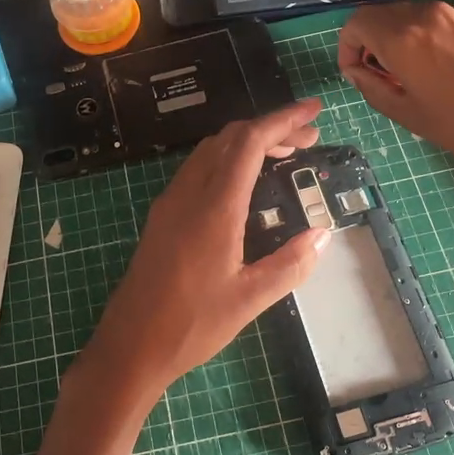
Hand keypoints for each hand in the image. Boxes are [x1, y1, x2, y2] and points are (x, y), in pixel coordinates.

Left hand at [84, 98, 330, 398]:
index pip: (250, 142)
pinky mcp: (163, 215)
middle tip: (308, 137)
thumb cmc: (191, 324)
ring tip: (284, 154)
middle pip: (230, 138)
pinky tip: (245, 182)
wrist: (130, 344)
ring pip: (211, 150)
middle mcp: (190, 193)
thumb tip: (324, 235)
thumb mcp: (250, 299)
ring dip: (248, 142)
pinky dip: (228, 159)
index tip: (313, 110)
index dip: (283, 120)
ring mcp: (171, 201)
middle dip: (271, 128)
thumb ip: (290, 264)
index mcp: (215, 206)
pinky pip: (198, 168)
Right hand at [338, 1, 453, 189]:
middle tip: (393, 79)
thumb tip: (356, 70)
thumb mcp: (411, 117)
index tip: (358, 71)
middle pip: (390, 17)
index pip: (358, 22)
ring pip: (426, 20)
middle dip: (381, 44)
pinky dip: (451, 42)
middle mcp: (434, 14)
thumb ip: (372, 87)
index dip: (349, 45)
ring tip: (436, 79)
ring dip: (417, 43)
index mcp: (405, 38)